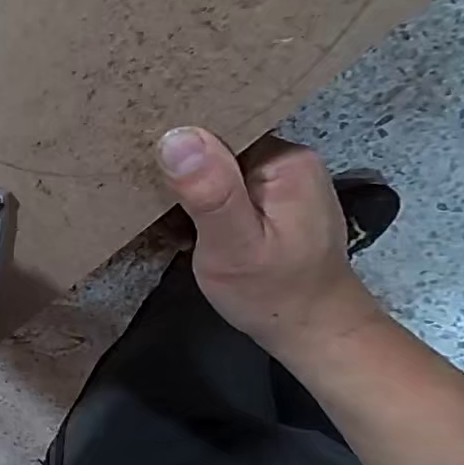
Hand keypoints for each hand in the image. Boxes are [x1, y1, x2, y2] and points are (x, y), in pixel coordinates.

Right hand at [156, 127, 385, 354]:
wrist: (312, 332)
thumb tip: (176, 136)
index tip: (150, 174)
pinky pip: (228, 187)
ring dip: (190, 191)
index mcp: (284, 160)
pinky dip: (204, 204)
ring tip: (169, 216)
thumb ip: (209, 193)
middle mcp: (288, 160)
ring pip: (219, 169)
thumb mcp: (232, 247)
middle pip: (218, 148)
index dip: (180, 150)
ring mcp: (282, 181)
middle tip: (155, 203)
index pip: (219, 131)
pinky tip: (190, 225)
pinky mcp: (273, 202)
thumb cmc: (273, 294)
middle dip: (183, 173)